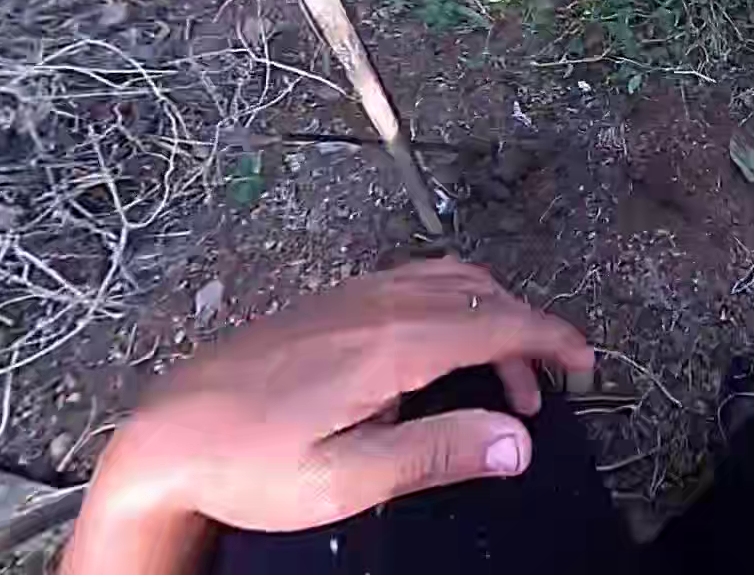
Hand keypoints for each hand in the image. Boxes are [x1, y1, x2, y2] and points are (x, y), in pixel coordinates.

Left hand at [86, 258, 593, 533]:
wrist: (167, 429)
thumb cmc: (253, 463)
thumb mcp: (344, 480)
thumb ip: (440, 452)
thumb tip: (521, 442)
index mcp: (402, 339)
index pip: (504, 324)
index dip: (554, 338)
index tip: (586, 360)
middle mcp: (397, 298)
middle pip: (493, 299)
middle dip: (533, 335)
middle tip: (542, 389)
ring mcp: (375, 286)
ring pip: (468, 280)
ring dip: (503, 313)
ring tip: (507, 364)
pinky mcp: (356, 288)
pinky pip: (436, 273)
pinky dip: (471, 294)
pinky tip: (458, 326)